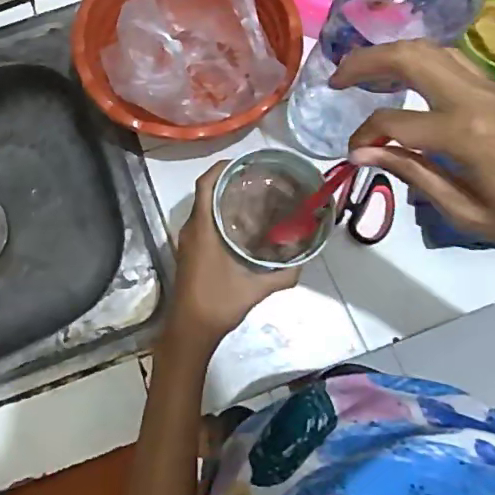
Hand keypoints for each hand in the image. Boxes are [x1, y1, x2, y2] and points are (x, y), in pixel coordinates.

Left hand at [165, 161, 301, 354]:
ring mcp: (189, 241)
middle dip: (230, 181)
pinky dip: (222, 215)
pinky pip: (205, 222)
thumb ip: (284, 274)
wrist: (189, 332)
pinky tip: (245, 225)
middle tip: (260, 178)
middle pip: (207, 192)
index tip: (244, 162)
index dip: (222, 168)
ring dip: (225, 198)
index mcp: (203, 230)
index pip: (206, 185)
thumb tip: (305, 259)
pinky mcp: (191, 251)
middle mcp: (192, 229)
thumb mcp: (256, 289)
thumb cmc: (217, 304)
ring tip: (256, 196)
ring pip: (205, 207)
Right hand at [333, 40, 494, 277]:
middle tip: (336, 78)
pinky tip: (408, 78)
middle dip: (365, 61)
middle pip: (410, 58)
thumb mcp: (468, 215)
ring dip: (393, 53)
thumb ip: (415, 176)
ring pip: (432, 49)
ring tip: (365, 73)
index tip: (352, 155)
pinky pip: (452, 60)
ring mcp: (490, 88)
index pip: (394, 123)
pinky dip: (421, 59)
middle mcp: (474, 99)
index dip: (364, 138)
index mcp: (464, 135)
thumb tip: (368, 153)